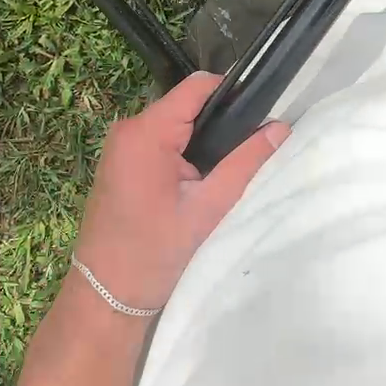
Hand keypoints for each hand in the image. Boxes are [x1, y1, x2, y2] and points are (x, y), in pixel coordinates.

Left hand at [70, 73, 289, 310]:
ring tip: (222, 172)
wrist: (104, 299)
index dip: (232, 92)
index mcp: (146, 132)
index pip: (198, 86)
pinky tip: (197, 183)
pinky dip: (183, 153)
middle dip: (218, 123)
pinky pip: (160, 141)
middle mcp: (128, 129)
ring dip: (201, 142)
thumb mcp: (209, 207)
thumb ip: (246, 162)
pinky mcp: (120, 163)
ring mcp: (120, 146)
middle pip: (187, 104)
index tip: (259, 115)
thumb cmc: (154, 253)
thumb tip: (280, 127)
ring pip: (176, 124)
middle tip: (245, 153)